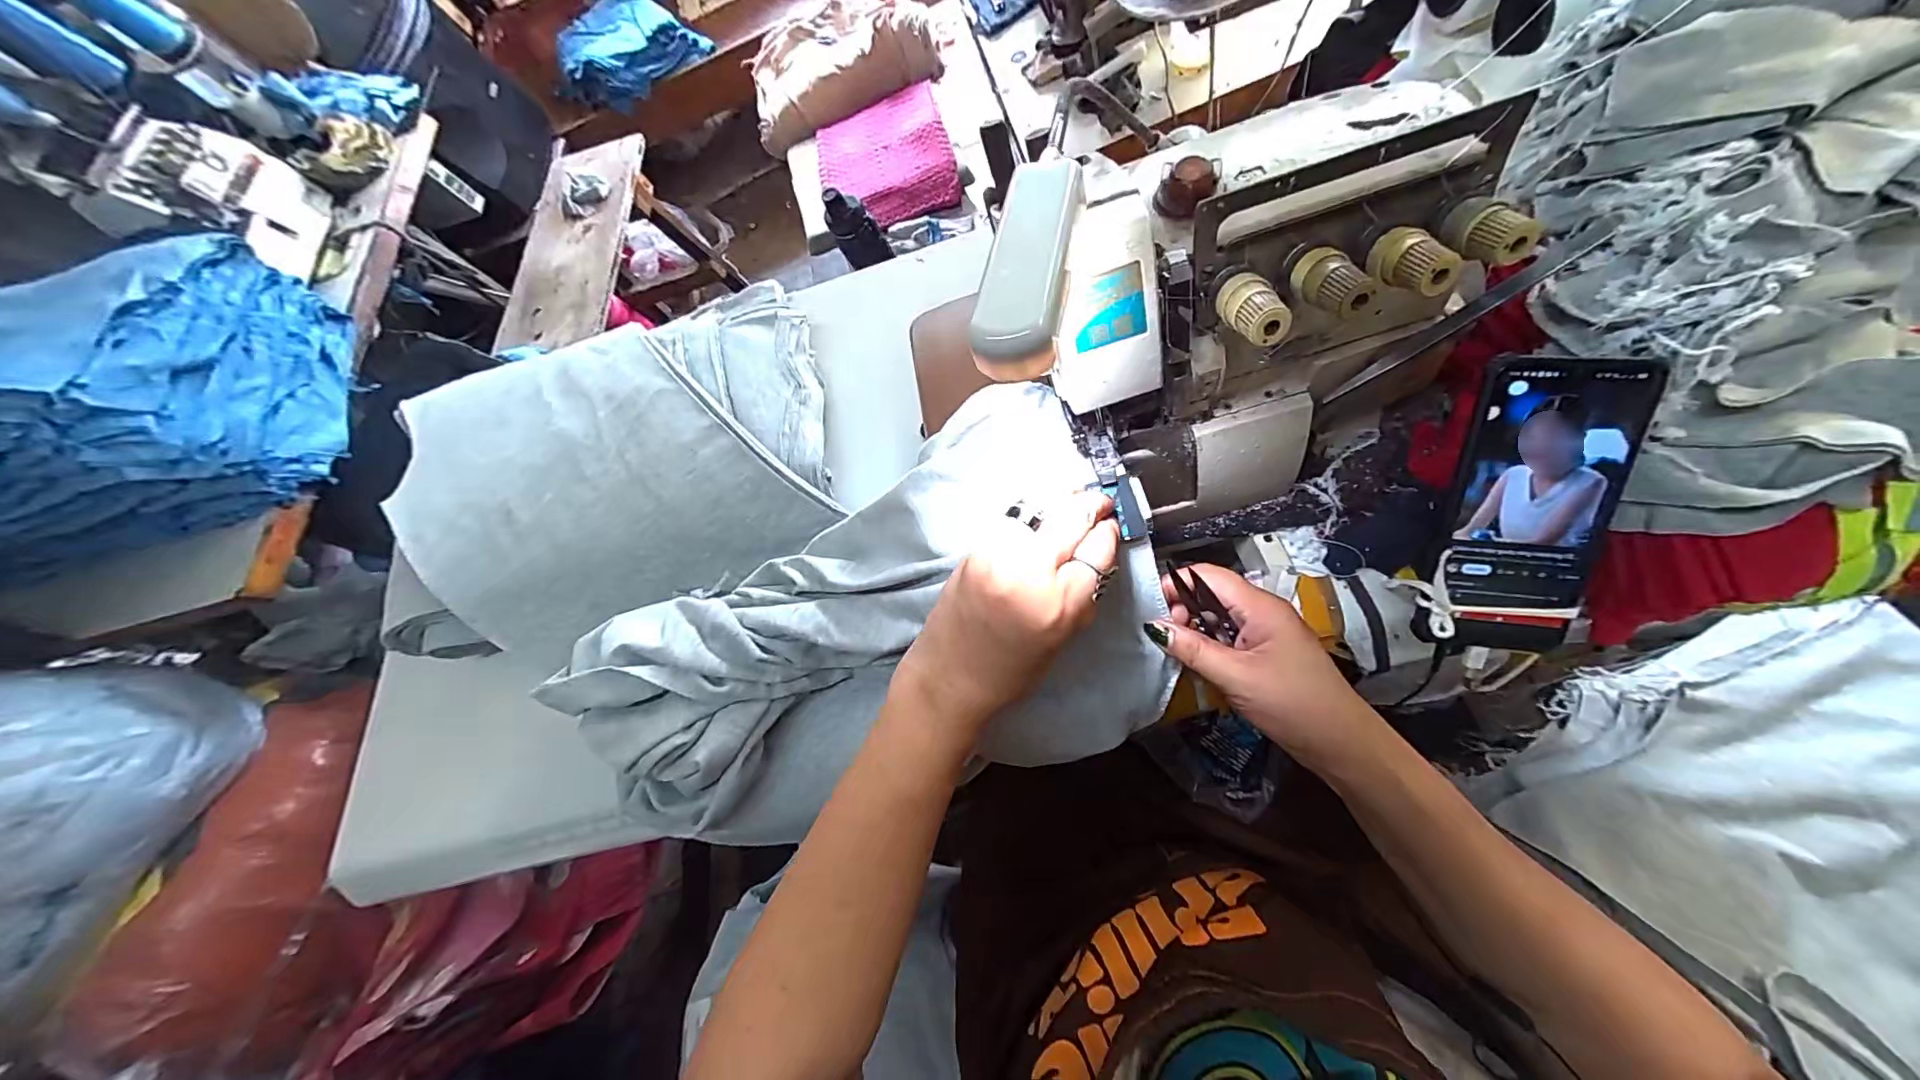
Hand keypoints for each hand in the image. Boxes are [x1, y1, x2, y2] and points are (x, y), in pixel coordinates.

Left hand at [893, 490, 1119, 742]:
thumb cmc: (1011, 670)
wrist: (950, 676)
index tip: (1111, 525)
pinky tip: (1037, 520)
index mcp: (1058, 605)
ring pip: (1040, 508)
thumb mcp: (1063, 638)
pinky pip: (1013, 521)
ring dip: (1060, 502)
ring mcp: (997, 557)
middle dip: (1091, 505)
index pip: (1097, 550)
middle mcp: (1028, 574)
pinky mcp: (975, 550)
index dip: (1108, 533)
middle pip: (1071, 517)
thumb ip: (1083, 593)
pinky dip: (1031, 516)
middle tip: (1099, 502)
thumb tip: (1098, 552)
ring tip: (1070, 502)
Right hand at [1148, 564, 1386, 773]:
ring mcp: (1266, 632)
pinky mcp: (1266, 652)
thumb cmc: (1293, 704)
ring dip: (1196, 628)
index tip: (1151, 606)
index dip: (1177, 583)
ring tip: (1181, 650)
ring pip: (1219, 616)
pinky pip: (1230, 636)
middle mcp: (1263, 611)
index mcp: (1260, 607)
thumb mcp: (1235, 676)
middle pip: (1212, 593)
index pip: (1208, 575)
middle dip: (1183, 608)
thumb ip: (1193, 649)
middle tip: (1168, 636)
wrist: (1340, 742)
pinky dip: (1210, 644)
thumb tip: (1155, 627)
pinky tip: (1200, 662)